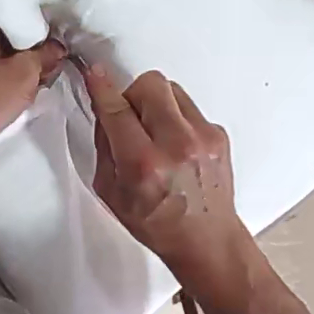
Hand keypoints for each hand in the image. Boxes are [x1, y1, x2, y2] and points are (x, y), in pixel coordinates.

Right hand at [86, 66, 253, 290]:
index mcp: (144, 164)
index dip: (102, 88)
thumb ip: (105, 148)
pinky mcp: (218, 135)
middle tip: (129, 117)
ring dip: (155, 103)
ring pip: (171, 89)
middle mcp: (176, 146)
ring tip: (153, 132)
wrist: (207, 240)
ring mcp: (203, 138)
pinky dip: (175, 118)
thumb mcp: (111, 192)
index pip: (117, 111)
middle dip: (132, 94)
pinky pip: (188, 107)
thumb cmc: (157, 223)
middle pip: (149, 85)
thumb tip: (104, 113)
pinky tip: (174, 144)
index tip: (94, 74)